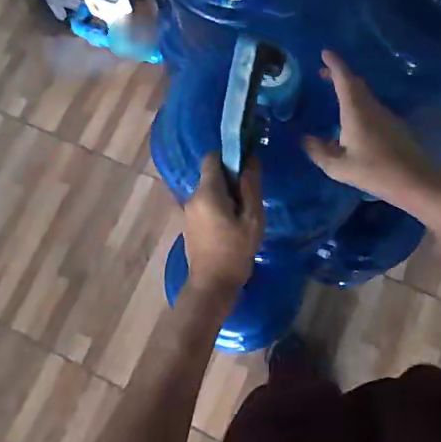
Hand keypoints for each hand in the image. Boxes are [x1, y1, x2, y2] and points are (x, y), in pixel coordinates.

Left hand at [182, 152, 263, 293]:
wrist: (212, 285)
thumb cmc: (235, 251)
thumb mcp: (252, 218)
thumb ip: (250, 186)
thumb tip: (250, 159)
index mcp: (207, 192)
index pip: (212, 157)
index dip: (229, 156)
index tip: (247, 166)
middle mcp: (192, 197)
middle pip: (211, 175)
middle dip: (231, 178)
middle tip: (251, 194)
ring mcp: (188, 211)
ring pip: (209, 191)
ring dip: (226, 195)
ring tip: (244, 213)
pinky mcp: (189, 224)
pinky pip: (205, 205)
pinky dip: (218, 207)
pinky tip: (232, 224)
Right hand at [304, 51, 440, 207]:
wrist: (416, 181)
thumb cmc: (375, 171)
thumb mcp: (339, 167)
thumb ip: (319, 152)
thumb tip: (306, 139)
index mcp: (356, 111)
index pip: (344, 78)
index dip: (334, 64)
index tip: (325, 53)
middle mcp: (372, 107)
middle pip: (356, 84)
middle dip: (339, 75)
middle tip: (323, 74)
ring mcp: (386, 116)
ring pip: (365, 96)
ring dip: (350, 91)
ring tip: (336, 96)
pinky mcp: (395, 127)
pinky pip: (373, 109)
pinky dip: (359, 106)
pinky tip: (353, 123)